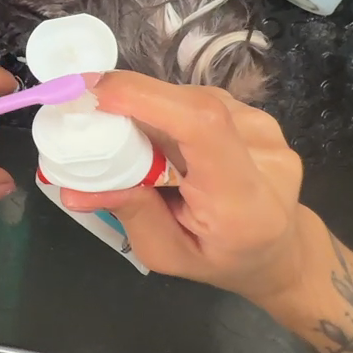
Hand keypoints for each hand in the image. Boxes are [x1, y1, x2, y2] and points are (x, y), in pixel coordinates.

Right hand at [59, 71, 317, 304]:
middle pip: (184, 105)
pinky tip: (164, 137)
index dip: (142, 97)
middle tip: (89, 119)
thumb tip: (71, 188)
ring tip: (136, 141)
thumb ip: (128, 212)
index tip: (91, 94)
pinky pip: (193, 97)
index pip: (201, 126)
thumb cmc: (220, 259)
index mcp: (242, 200)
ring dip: (147, 109)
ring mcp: (265, 129)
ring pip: (184, 96)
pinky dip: (164, 109)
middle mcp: (263, 155)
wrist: (281, 252)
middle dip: (128, 104)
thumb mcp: (167, 253)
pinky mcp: (255, 114)